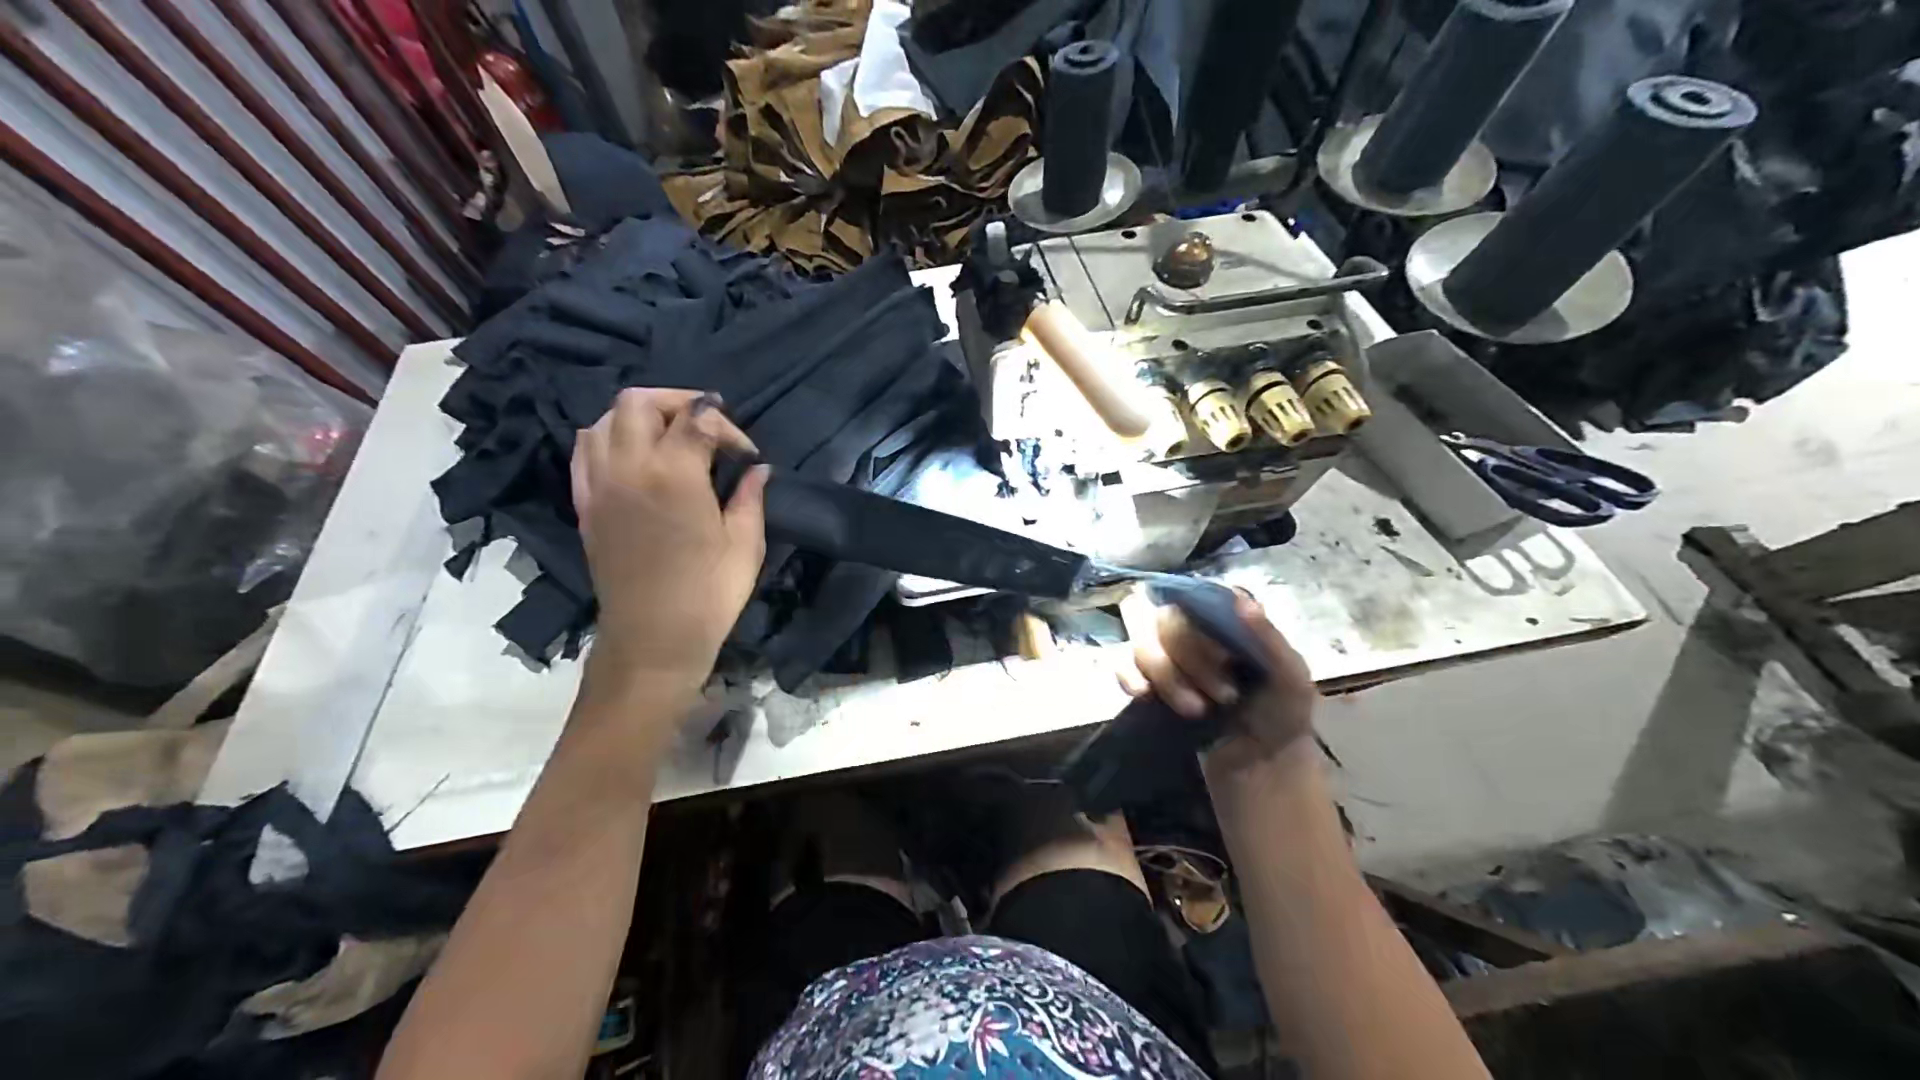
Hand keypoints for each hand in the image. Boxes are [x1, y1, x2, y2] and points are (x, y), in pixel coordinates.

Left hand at [571, 389, 768, 710]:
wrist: (653, 639)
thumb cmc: (708, 593)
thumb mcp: (745, 544)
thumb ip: (750, 497)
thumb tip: (759, 469)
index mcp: (674, 474)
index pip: (696, 418)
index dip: (726, 426)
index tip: (746, 454)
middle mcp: (629, 468)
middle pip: (639, 402)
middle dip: (676, 402)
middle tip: (706, 425)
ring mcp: (599, 485)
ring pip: (604, 420)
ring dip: (640, 417)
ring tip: (670, 438)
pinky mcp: (585, 505)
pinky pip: (585, 452)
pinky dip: (609, 439)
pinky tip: (635, 457)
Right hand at [1118, 591, 1317, 773]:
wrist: (1260, 765)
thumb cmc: (1281, 716)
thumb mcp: (1292, 677)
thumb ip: (1268, 638)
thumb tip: (1241, 599)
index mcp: (1224, 615)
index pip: (1195, 596)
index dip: (1204, 626)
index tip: (1228, 659)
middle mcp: (1190, 625)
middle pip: (1163, 617)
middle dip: (1190, 661)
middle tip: (1224, 696)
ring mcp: (1164, 651)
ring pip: (1140, 640)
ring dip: (1166, 676)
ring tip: (1196, 711)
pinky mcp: (1145, 678)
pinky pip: (1120, 663)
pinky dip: (1129, 677)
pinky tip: (1144, 695)